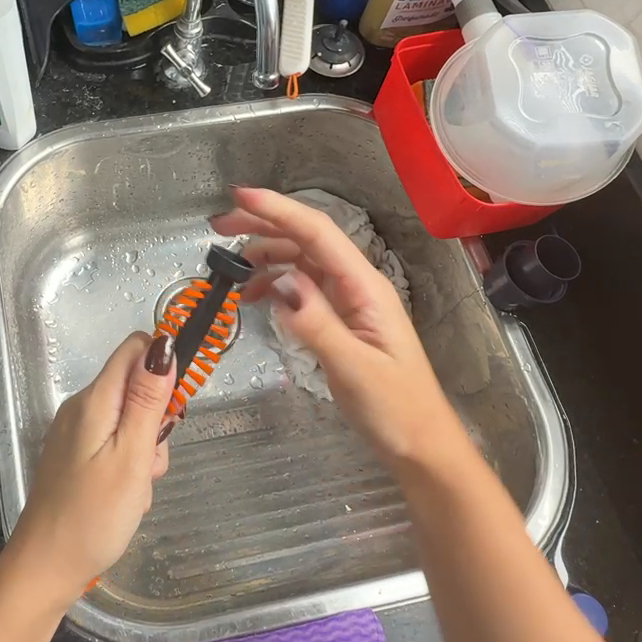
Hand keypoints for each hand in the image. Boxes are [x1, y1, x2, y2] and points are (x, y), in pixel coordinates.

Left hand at [6, 331, 174, 603]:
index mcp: (95, 399)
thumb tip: (164, 341)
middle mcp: (83, 407)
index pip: (136, 347)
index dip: (164, 365)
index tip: (175, 409)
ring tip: (137, 488)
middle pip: (138, 387)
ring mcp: (78, 432)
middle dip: (158, 421)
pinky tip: (126, 497)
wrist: (46, 568)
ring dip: (147, 451)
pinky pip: (118, 445)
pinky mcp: (78, 456)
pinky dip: (131, 466)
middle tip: (150, 463)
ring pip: (132, 420)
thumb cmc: (93, 515)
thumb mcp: (132, 456)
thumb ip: (148, 399)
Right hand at [212, 187, 463, 463]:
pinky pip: (303, 288)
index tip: (240, 197)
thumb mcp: (353, 369)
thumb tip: (279, 283)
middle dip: (264, 224)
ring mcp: (349, 301)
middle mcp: (357, 284)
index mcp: (365, 287)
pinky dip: (275, 284)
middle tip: (220, 225)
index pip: (317, 233)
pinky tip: (255, 297)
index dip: (278, 211)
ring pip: (302, 260)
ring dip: (266, 255)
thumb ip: (316, 323)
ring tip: (231, 267)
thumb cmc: (395, 410)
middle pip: (307, 238)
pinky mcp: (341, 319)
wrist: (422, 444)